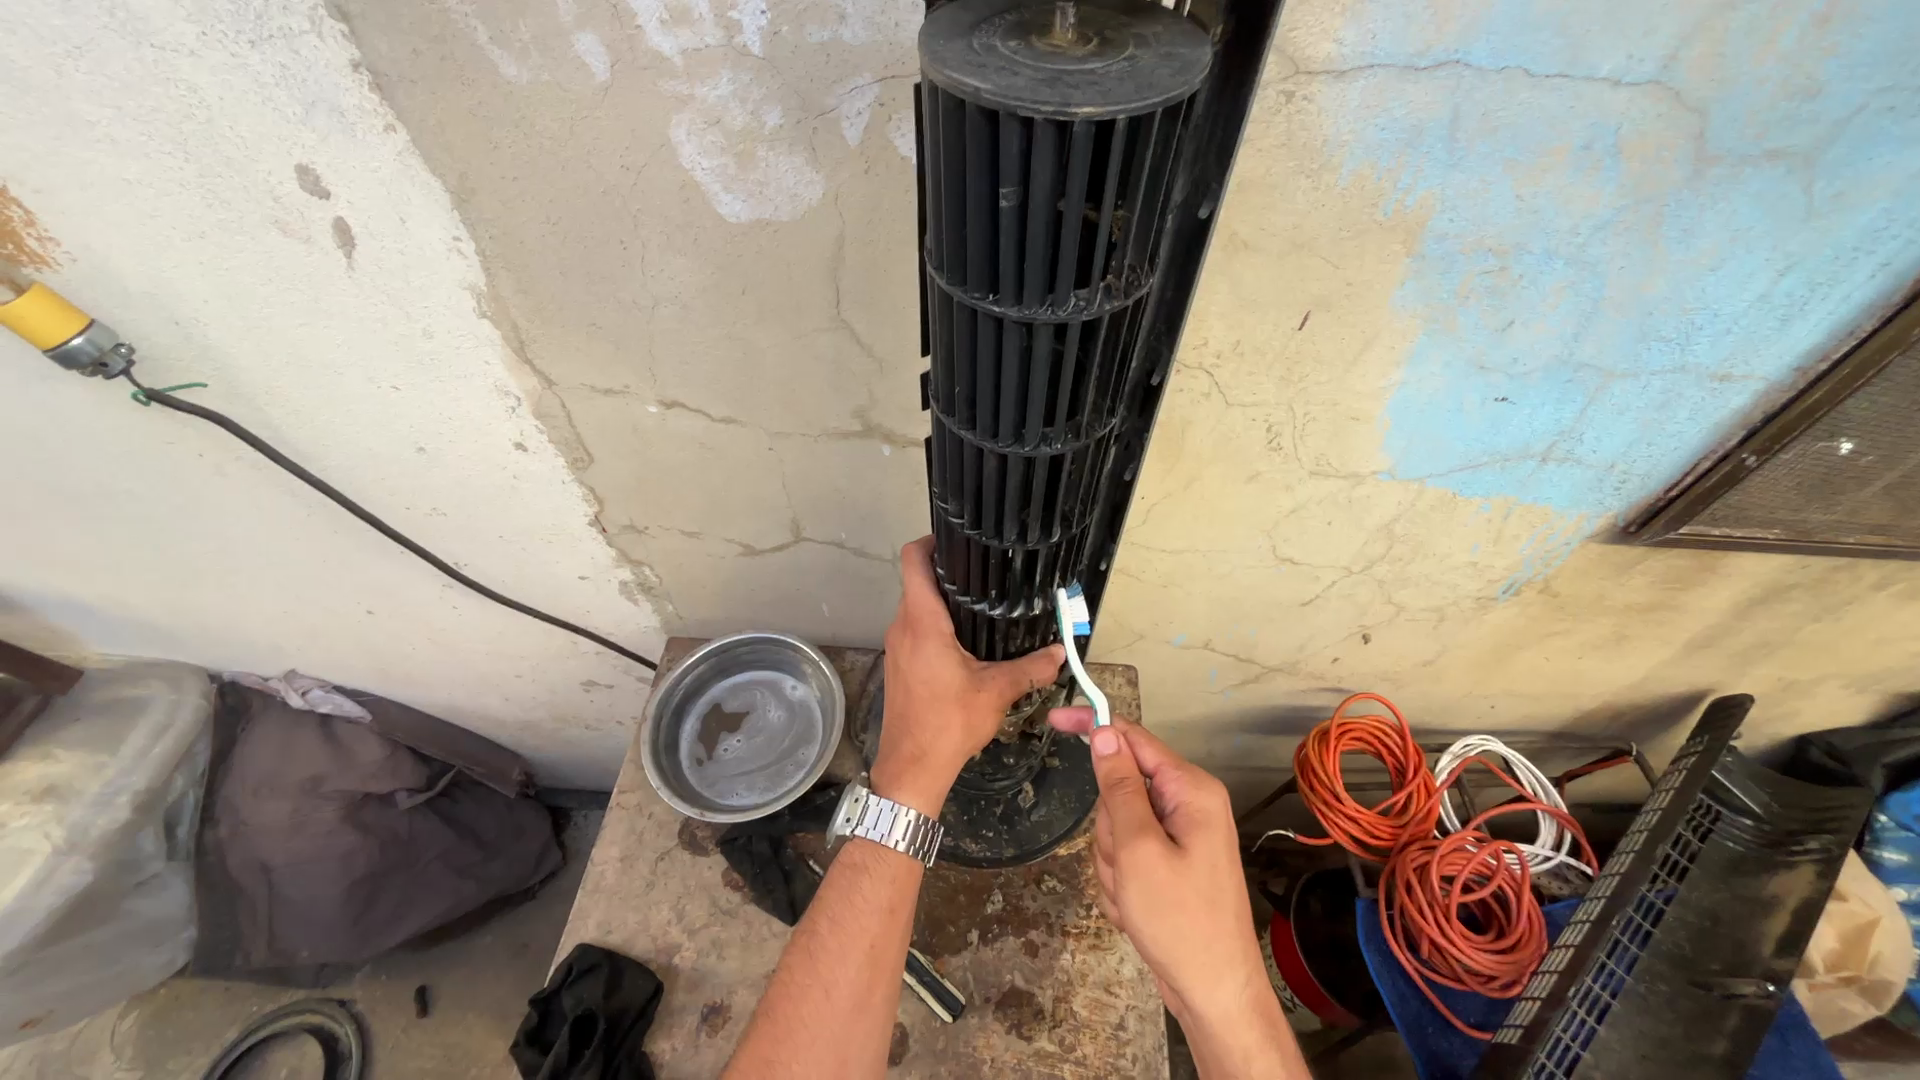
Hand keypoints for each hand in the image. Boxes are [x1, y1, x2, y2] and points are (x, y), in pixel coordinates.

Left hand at [873, 536, 1064, 816]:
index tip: (958, 540)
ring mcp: (896, 647)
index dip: (931, 541)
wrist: (912, 768)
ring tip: (978, 601)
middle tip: (983, 571)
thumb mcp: (996, 692)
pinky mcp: (898, 665)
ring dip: (940, 600)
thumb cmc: (949, 723)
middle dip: (945, 571)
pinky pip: (913, 629)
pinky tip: (964, 638)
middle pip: (915, 581)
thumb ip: (1030, 668)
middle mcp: (902, 627)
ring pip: (914, 607)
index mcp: (922, 622)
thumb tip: (1061, 653)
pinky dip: (934, 624)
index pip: (913, 560)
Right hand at [1049, 708, 1306, 1078]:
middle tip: (1125, 867)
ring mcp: (1181, 835)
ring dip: (1113, 861)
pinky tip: (1137, 910)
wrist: (1213, 993)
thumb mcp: (1138, 849)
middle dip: (1109, 829)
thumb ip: (1119, 787)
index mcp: (1190, 789)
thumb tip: (1105, 732)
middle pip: (1120, 788)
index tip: (1053, 719)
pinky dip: (1121, 880)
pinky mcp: (1171, 862)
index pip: (1132, 737)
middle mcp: (1189, 804)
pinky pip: (1126, 854)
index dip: (1093, 725)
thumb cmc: (1179, 921)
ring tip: (1133, 896)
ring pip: (1117, 825)